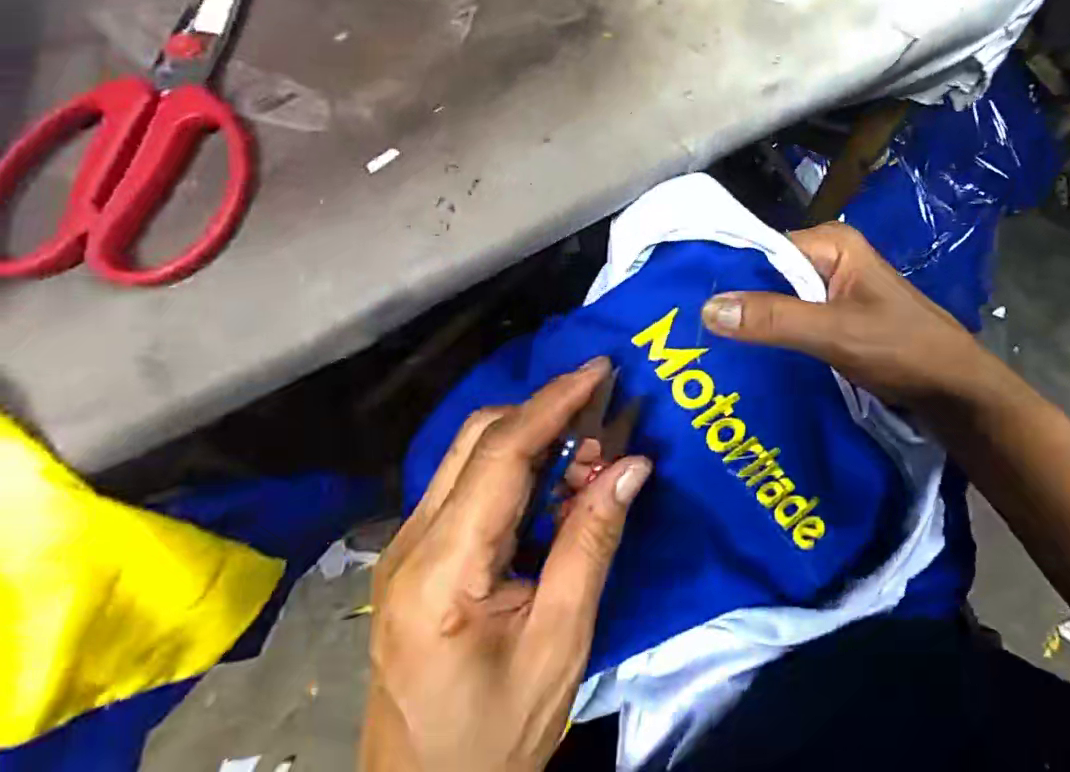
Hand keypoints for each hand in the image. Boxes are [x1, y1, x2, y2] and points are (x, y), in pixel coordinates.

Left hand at [361, 358, 651, 771]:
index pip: (502, 456)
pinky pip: (476, 489)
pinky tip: (565, 485)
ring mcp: (410, 553)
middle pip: (479, 442)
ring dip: (539, 439)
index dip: (554, 403)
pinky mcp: (423, 562)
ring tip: (599, 452)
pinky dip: (526, 469)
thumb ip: (594, 541)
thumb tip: (634, 463)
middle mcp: (413, 545)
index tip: (603, 368)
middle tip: (611, 409)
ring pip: (474, 459)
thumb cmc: (499, 726)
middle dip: (546, 410)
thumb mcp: (562, 636)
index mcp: (442, 568)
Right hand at [700, 222, 1014, 409]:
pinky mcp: (837, 317)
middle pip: (768, 274)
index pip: (763, 248)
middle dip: (734, 302)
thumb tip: (706, 306)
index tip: (680, 303)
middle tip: (683, 335)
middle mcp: (831, 258)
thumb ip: (776, 319)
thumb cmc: (902, 348)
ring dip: (752, 323)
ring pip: (779, 300)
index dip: (726, 274)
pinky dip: (773, 337)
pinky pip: (794, 320)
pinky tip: (743, 358)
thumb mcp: (836, 332)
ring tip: (703, 349)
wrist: (949, 384)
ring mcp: (835, 289)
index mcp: (834, 244)